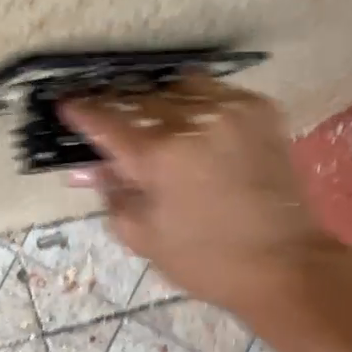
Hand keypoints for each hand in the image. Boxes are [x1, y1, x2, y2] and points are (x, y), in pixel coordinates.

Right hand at [58, 76, 351, 316]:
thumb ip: (111, 193)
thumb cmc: (204, 260)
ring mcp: (230, 112)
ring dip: (158, 101)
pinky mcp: (260, 112)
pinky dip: (197, 102)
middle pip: (140, 98)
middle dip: (119, 108)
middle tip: (109, 121)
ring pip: (178, 87)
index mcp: (158, 156)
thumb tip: (88, 169)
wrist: (285, 264)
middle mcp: (192, 122)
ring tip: (153, 119)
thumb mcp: (142, 234)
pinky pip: (216, 92)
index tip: (66, 106)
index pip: (105, 121)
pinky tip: (193, 123)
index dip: (81, 112)